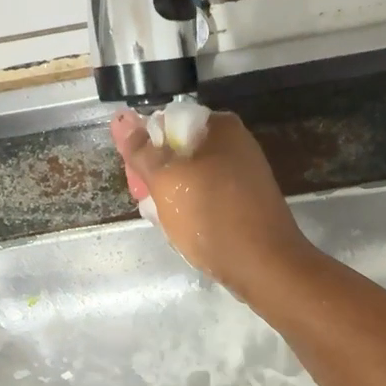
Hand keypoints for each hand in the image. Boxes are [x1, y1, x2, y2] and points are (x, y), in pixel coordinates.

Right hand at [110, 108, 316, 295]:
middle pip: (178, 155)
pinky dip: (195, 216)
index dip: (144, 153)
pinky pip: (211, 203)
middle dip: (158, 182)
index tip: (138, 184)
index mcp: (219, 127)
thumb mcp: (167, 181)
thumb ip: (141, 151)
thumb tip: (120, 118)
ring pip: (192, 183)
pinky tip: (190, 236)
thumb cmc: (212, 219)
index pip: (165, 125)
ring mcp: (244, 177)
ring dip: (174, 203)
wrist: (265, 268)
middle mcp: (236, 145)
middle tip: (152, 209)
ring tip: (170, 227)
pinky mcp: (248, 207)